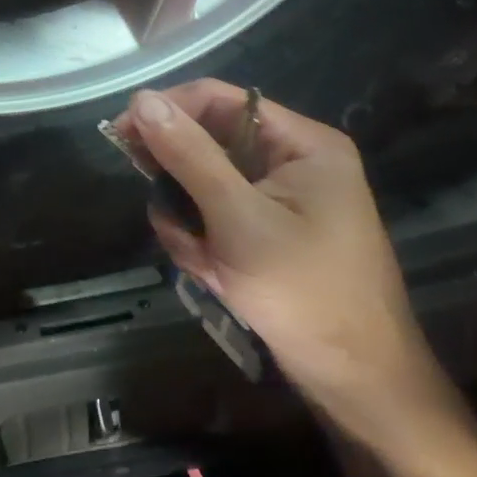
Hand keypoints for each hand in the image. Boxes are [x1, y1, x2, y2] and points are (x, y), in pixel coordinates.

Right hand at [115, 81, 437, 415]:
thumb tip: (142, 98)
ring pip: (199, 184)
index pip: (217, 99)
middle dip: (180, 185)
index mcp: (301, 144)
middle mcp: (290, 161)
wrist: (354, 378)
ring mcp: (277, 198)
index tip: (121, 138)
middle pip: (204, 143)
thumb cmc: (303, 290)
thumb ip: (189, 155)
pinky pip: (211, 216)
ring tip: (205, 261)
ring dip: (187, 221)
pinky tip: (215, 275)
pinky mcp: (265, 230)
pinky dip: (200, 242)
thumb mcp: (237, 218)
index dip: (166, 111)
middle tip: (174, 220)